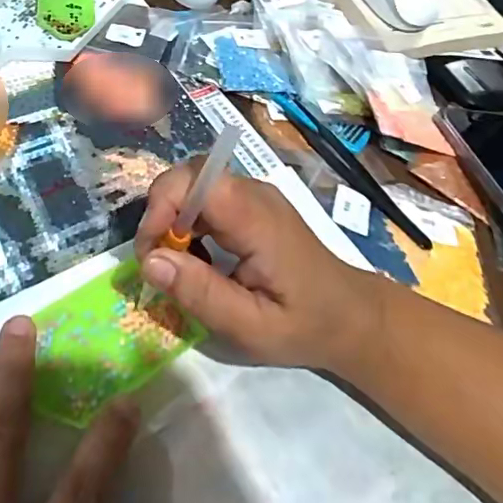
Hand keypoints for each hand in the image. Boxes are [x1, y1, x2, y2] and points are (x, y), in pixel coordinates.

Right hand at [133, 163, 385, 371]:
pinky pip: (205, 196)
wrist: (353, 316)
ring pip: (193, 182)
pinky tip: (195, 257)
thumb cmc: (304, 325)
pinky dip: (187, 220)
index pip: (198, 180)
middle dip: (160, 210)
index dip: (163, 205)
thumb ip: (201, 294)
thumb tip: (150, 262)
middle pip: (190, 175)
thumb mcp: (251, 327)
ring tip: (173, 262)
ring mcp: (252, 193)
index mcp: (256, 218)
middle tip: (156, 258)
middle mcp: (253, 193)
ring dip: (171, 216)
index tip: (151, 251)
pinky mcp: (250, 202)